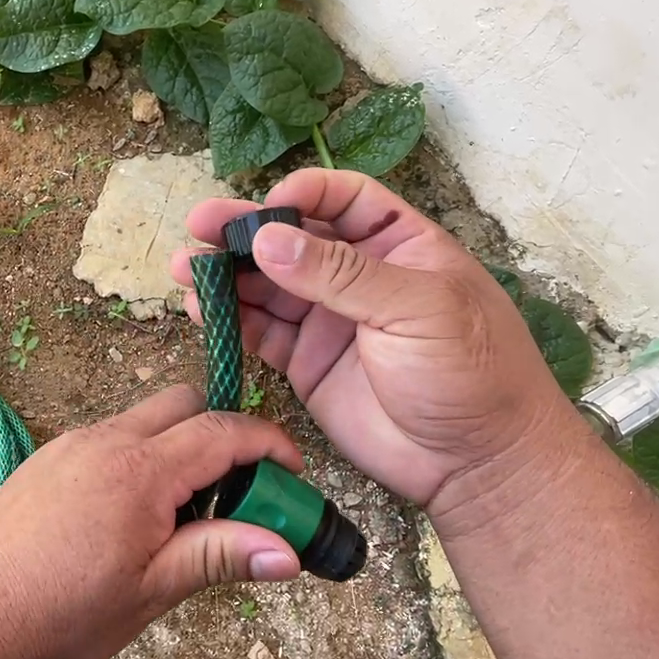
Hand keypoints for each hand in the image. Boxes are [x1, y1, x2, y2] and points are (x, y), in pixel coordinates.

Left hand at [0, 386, 302, 658]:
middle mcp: (106, 440)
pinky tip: (128, 514)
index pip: (223, 431)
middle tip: (236, 492)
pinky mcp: (49, 457)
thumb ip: (218, 557)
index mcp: (140, 469)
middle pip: (184, 403)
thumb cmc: (61, 608)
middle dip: (222, 433)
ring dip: (178, 447)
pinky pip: (110, 437)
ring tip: (180, 513)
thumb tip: (290, 552)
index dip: (269, 444)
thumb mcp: (151, 591)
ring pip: (144, 419)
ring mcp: (72, 444)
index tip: (294, 472)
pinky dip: (139, 457)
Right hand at [171, 168, 588, 521]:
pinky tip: (198, 307)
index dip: (303, 195)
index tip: (267, 206)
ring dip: (225, 274)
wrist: (474, 463)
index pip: (345, 200)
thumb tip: (268, 241)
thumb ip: (340, 274)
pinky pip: (258, 330)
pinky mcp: (303, 360)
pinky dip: (227, 318)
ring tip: (183, 268)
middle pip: (291, 238)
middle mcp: (356, 275)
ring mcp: (326, 319)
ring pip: (265, 284)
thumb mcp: (417, 308)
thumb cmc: (470, 373)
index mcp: (399, 245)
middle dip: (244, 230)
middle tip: (199, 224)